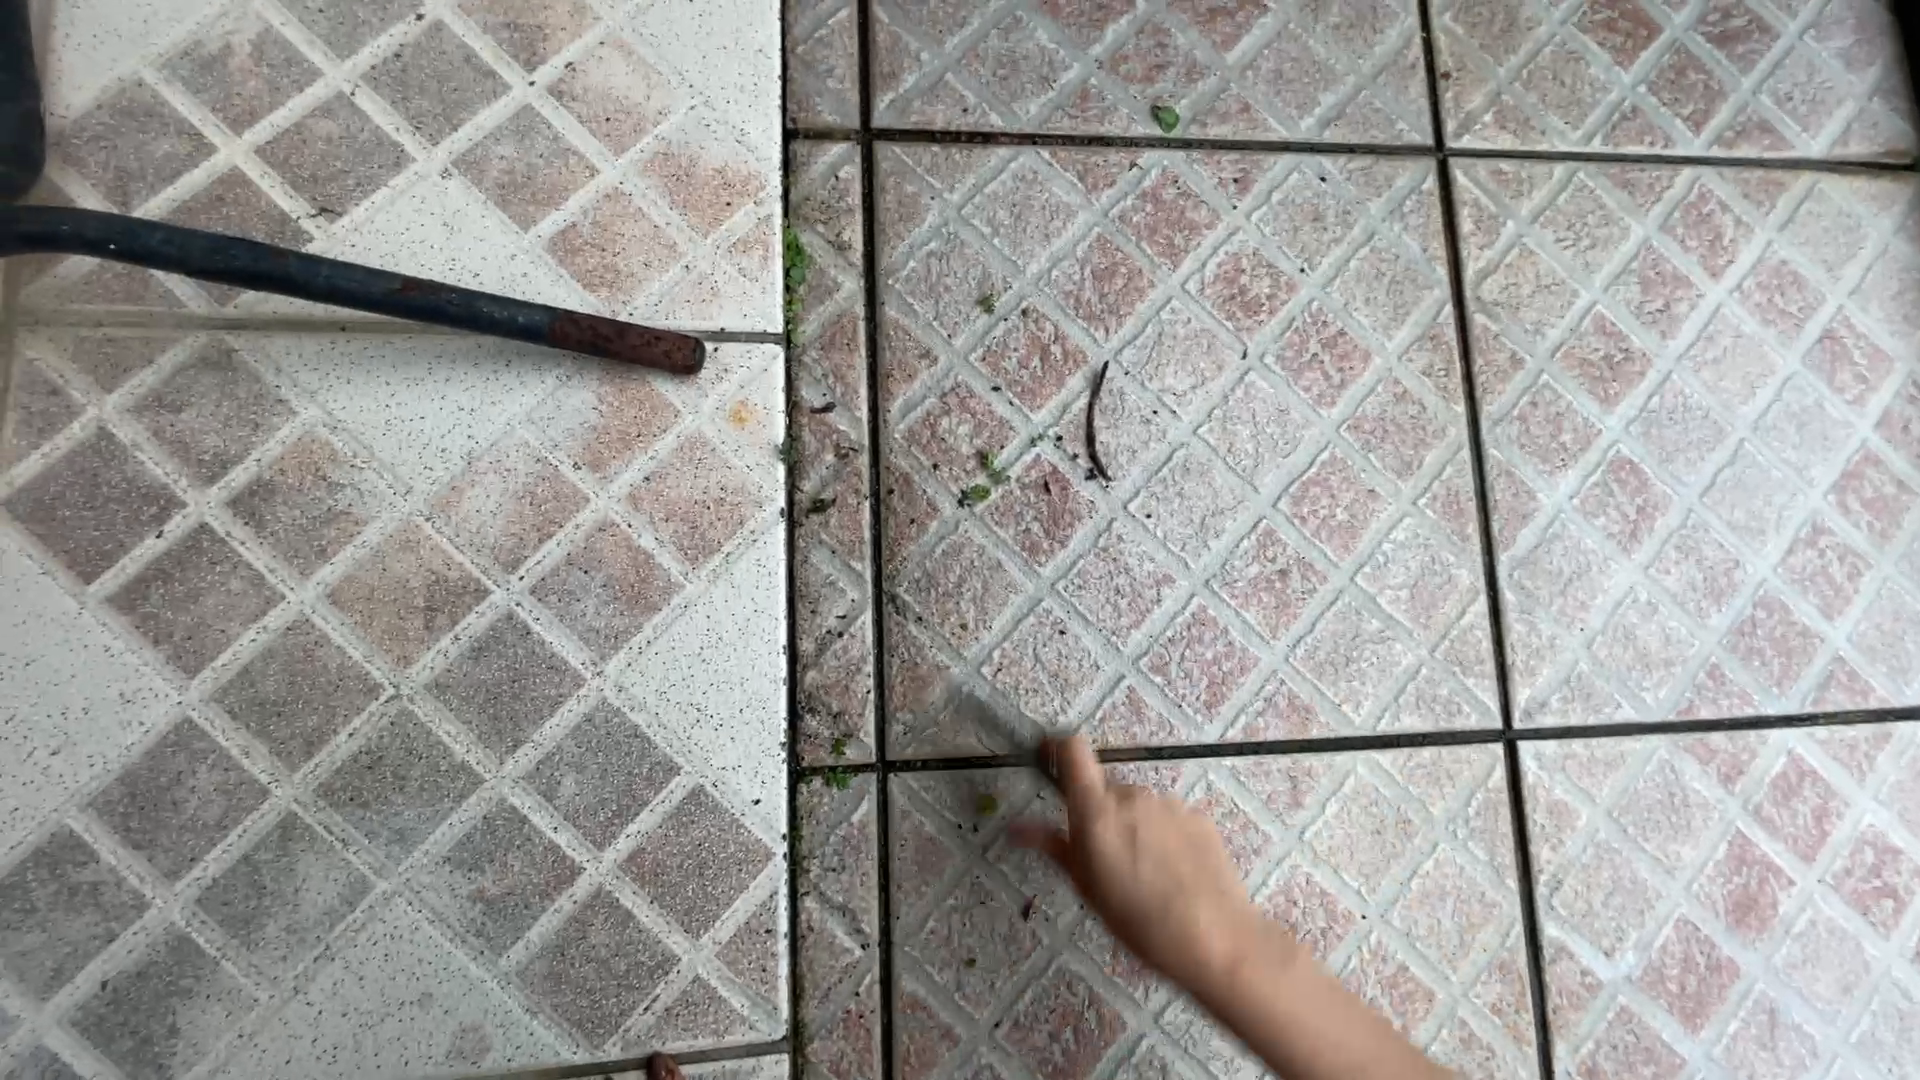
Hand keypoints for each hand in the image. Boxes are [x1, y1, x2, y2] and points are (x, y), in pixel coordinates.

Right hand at [1008, 736, 1288, 990]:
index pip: (1073, 750)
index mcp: (1096, 809)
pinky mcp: (1198, 817)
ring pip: (1138, 806)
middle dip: (1100, 813)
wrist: (1217, 940)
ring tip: (1145, 873)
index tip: (1051, 759)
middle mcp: (1131, 795)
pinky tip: (1173, 873)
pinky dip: (1163, 836)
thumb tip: (1016, 827)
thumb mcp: (1087, 888)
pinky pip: (1168, 818)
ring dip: (1133, 826)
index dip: (1059, 749)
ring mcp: (1168, 803)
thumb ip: (1053, 846)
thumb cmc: (1140, 921)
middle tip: (1105, 857)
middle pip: (1105, 788)